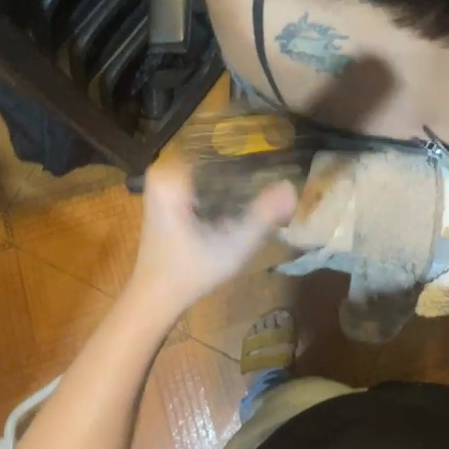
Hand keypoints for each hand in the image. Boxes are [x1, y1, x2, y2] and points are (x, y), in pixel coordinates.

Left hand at [127, 150, 297, 310]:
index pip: (220, 150)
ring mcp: (163, 185)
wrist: (155, 298)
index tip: (277, 161)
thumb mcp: (233, 245)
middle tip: (276, 177)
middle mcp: (164, 172)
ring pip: (212, 173)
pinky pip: (204, 184)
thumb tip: (293, 188)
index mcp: (172, 175)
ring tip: (265, 188)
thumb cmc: (191, 271)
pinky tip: (243, 204)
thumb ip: (264, 216)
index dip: (251, 157)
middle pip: (218, 160)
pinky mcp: (168, 199)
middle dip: (246, 170)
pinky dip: (223, 193)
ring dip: (237, 182)